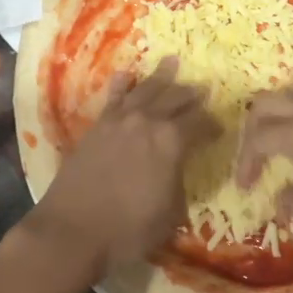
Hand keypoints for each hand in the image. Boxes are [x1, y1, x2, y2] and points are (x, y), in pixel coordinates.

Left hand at [28, 56, 220, 274]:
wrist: (72, 231)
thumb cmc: (127, 230)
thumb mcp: (168, 215)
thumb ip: (178, 186)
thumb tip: (178, 173)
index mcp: (171, 142)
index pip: (199, 124)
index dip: (212, 124)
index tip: (220, 127)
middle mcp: (148, 122)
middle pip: (174, 99)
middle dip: (191, 94)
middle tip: (203, 87)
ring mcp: (120, 120)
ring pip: (145, 90)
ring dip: (161, 76)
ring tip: (172, 62)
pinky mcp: (98, 126)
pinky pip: (114, 98)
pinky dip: (122, 84)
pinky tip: (126, 74)